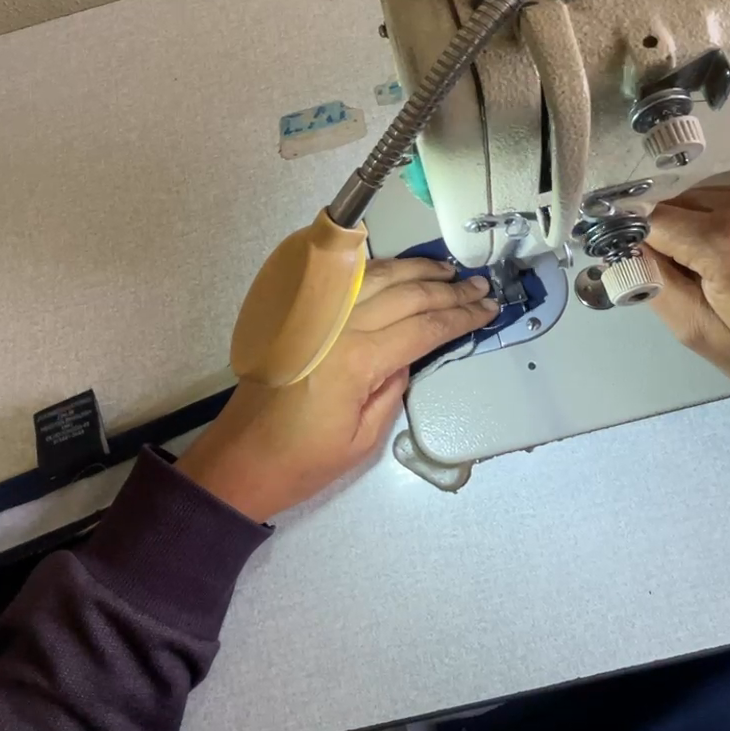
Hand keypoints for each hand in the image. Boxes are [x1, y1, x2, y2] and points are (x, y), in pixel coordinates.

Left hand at [179, 258, 499, 519]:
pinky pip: (345, 282)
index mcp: (358, 361)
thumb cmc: (304, 461)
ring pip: (376, 278)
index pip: (424, 327)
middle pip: (405, 295)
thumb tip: (408, 356)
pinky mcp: (302, 317)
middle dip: (448, 290)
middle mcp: (339, 328)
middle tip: (479, 285)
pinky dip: (376, 269)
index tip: (488, 309)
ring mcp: (317, 317)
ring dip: (416, 270)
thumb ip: (393, 389)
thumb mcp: (364, 439)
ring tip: (447, 270)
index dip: (461, 317)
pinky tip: (397, 269)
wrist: (242, 458)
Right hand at [644, 180, 729, 410]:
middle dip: (667, 235)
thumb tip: (623, 247)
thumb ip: (652, 282)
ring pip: (701, 197)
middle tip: (683, 274)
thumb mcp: (696, 330)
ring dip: (693, 225)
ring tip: (713, 264)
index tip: (635, 263)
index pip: (651, 220)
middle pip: (676, 204)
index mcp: (727, 241)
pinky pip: (729, 195)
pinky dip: (721, 218)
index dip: (635, 240)